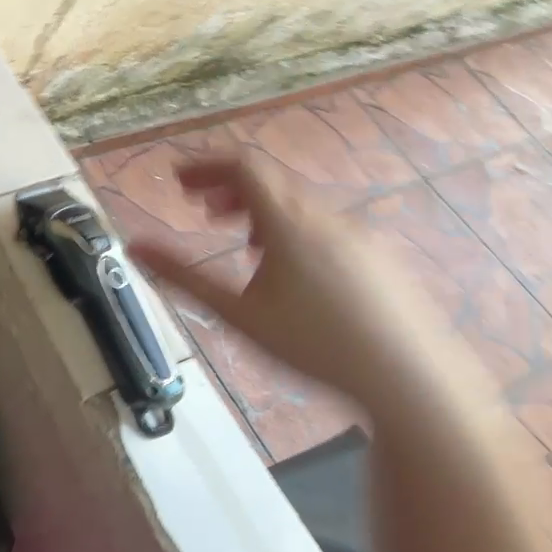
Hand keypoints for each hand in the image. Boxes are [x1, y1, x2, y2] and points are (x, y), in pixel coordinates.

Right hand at [126, 154, 470, 414]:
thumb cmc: (317, 348)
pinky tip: (289, 268)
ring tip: (240, 240)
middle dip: (227, 188)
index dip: (204, 166)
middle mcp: (327, 218)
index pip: (243, 166)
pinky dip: (292, 227)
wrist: (418, 385)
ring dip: (259, 209)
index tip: (177, 181)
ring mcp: (361, 236)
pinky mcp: (382, 257)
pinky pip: (325, 224)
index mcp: (289, 223)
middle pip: (270, 181)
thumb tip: (133, 247)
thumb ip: (182, 277)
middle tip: (199, 210)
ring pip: (299, 204)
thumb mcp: (238, 315)